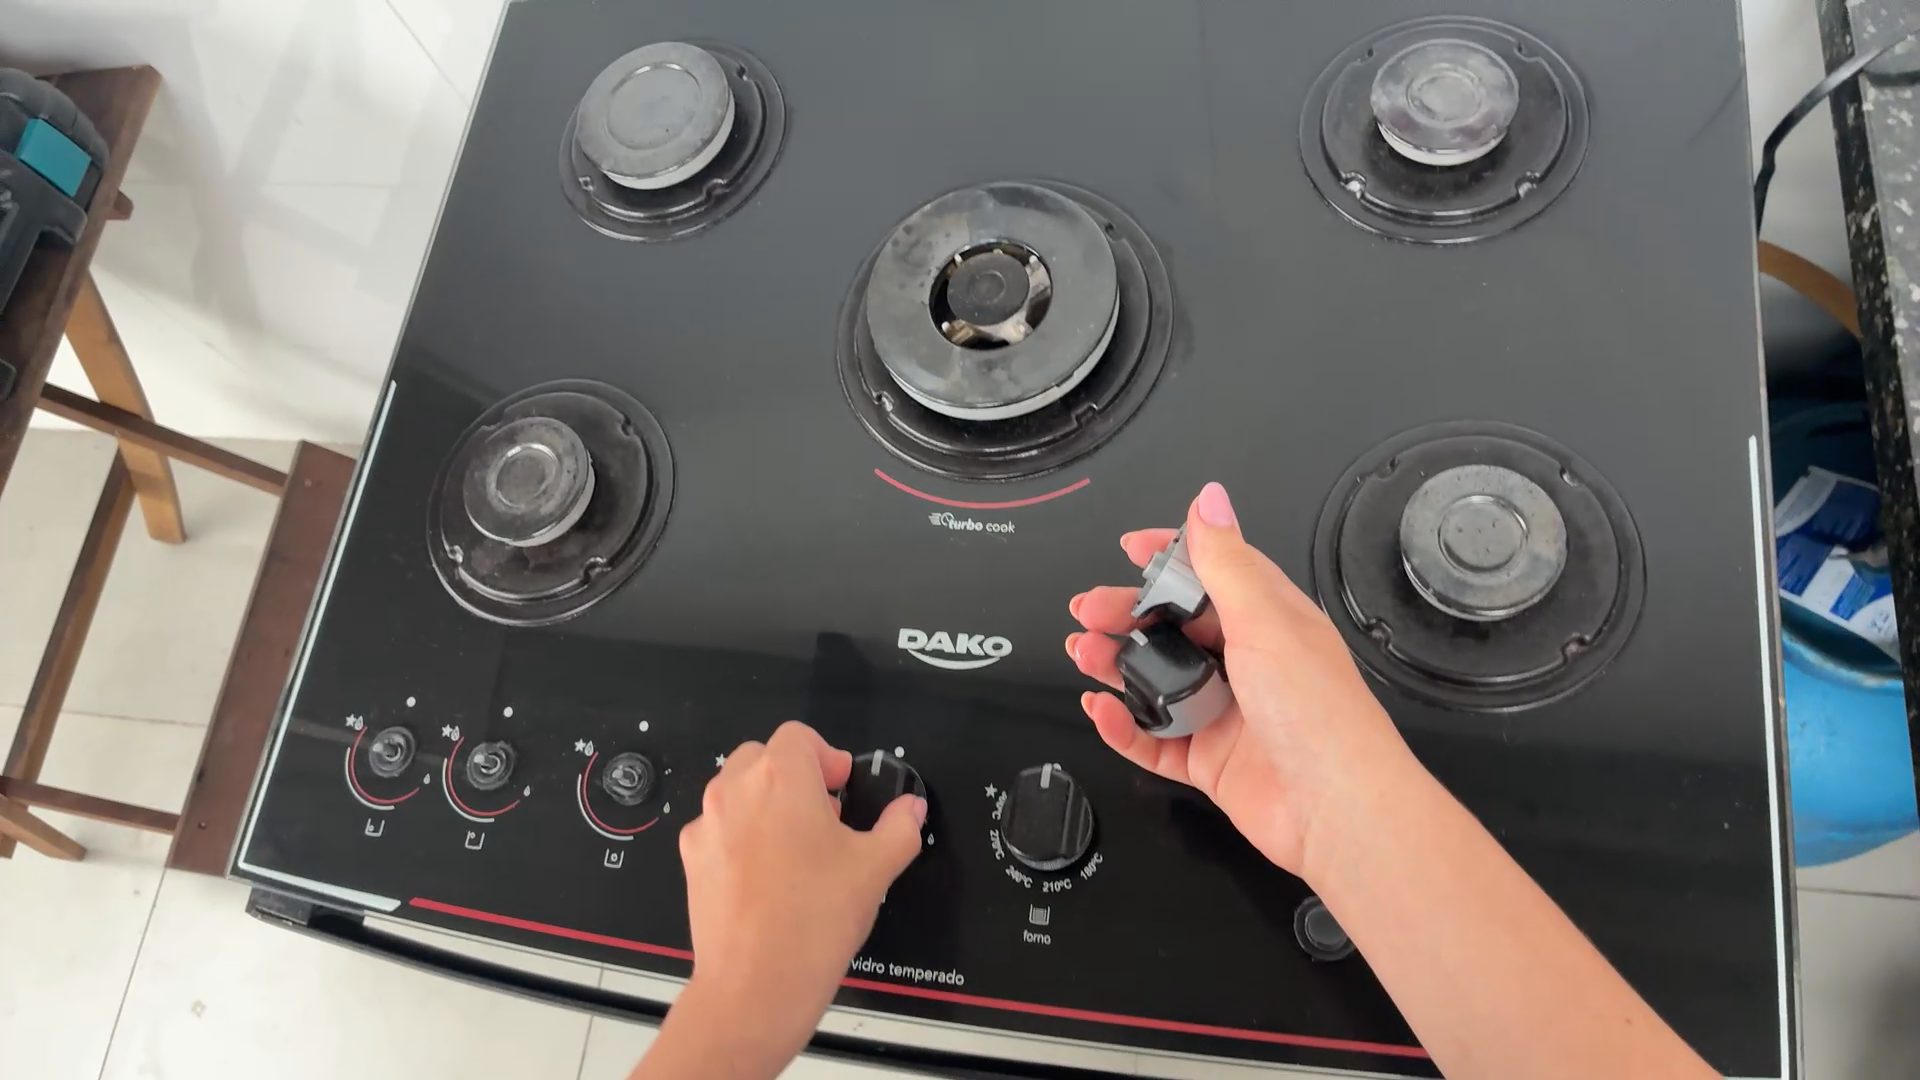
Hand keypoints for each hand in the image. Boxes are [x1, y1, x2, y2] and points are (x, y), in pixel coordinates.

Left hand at [664, 721, 925, 1076]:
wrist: (753, 988)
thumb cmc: (817, 917)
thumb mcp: (876, 867)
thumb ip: (900, 826)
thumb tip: (911, 807)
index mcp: (783, 776)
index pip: (800, 736)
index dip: (827, 756)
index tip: (842, 789)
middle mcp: (737, 789)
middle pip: (764, 755)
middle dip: (795, 775)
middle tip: (823, 815)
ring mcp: (707, 823)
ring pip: (736, 787)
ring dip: (766, 799)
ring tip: (794, 844)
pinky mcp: (690, 857)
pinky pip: (717, 825)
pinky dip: (740, 832)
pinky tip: (763, 873)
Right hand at [1065, 482, 1409, 874]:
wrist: (1337, 813)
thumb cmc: (1313, 709)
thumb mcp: (1264, 621)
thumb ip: (1225, 562)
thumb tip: (1209, 496)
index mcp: (1264, 619)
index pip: (1208, 574)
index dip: (1167, 556)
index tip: (1128, 546)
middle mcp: (1241, 661)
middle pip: (1169, 626)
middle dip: (1123, 614)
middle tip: (1085, 610)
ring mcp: (1220, 711)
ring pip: (1153, 679)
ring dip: (1113, 664)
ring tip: (1080, 653)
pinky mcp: (1206, 758)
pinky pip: (1151, 737)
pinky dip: (1122, 725)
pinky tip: (1100, 710)